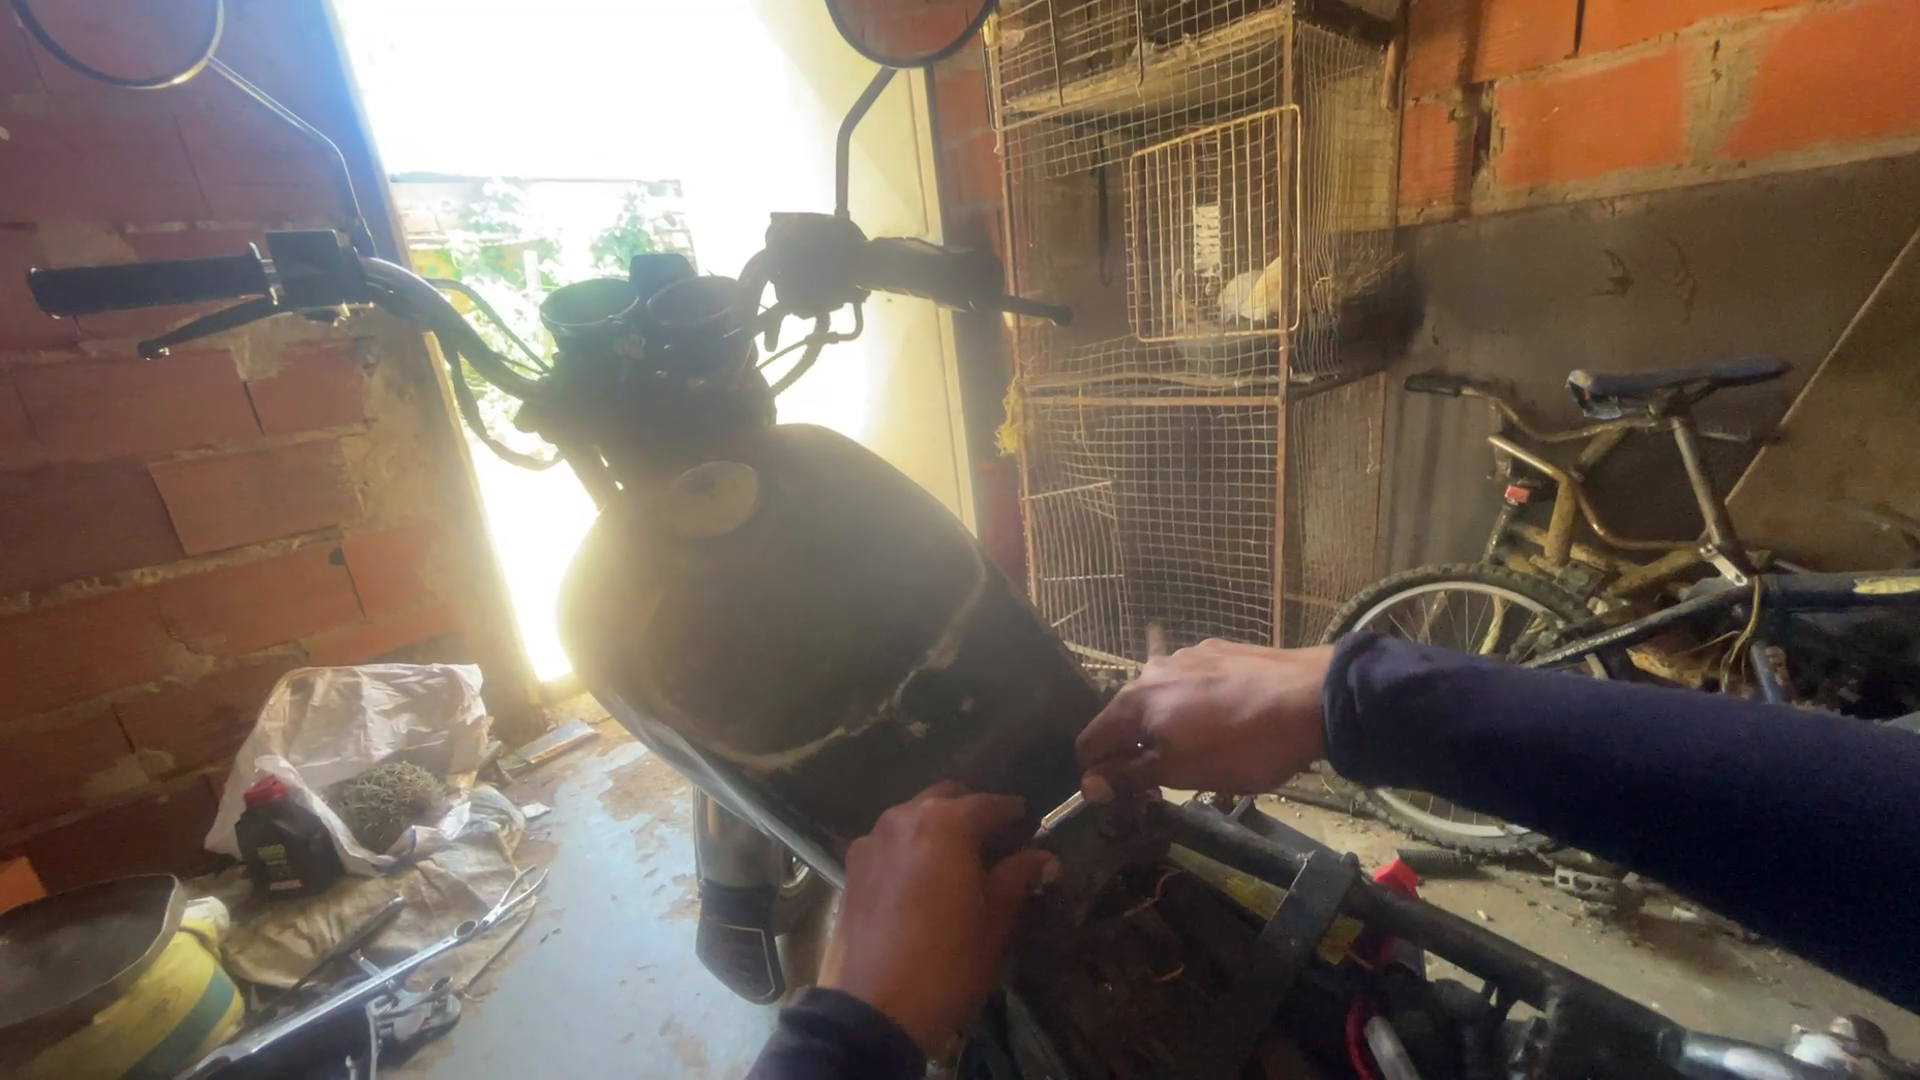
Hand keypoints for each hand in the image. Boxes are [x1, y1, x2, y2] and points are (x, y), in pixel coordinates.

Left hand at [823, 782, 1058, 1053]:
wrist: (873, 1010)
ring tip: (958, 864)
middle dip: (975, 813)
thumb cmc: (947, 962)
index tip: (1032, 833)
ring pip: (916, 815)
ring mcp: (874, 837)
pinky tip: (920, 881)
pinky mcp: (852, 863)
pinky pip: (891, 840)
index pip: (993, 804)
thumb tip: (1045, 857)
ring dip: (940, 827)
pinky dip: (911, 847)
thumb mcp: (995, 919)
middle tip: (997, 847)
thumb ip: (1019, 876)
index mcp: (947, 821)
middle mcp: (906, 814)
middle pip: (950, 797)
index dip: (1017, 817)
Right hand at [1076, 639, 1334, 800]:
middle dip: (1138, 752)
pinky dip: (1196, 706)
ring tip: (1207, 750)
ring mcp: (1183, 656)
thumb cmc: (1241, 744)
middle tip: (1171, 782)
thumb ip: (1129, 774)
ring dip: (1168, 728)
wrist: (1310, 697)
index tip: (1125, 799)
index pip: (1089, 742)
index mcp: (1132, 703)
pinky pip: (1191, 684)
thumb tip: (1087, 783)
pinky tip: (1229, 720)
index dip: (1098, 775)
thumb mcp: (1181, 771)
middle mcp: (1148, 672)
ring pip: (1160, 701)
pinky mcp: (1216, 650)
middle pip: (1124, 720)